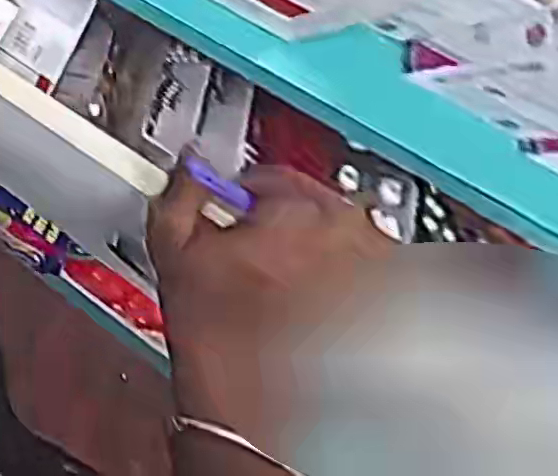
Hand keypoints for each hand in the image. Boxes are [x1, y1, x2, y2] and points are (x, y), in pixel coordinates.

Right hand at [148, 161, 394, 449]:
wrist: (245, 393)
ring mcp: (374, 283)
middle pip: (327, 201)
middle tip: (259, 219)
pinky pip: (374, 273)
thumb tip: (191, 164)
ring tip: (287, 250)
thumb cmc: (210, 322)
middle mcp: (348, 246)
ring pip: (357, 234)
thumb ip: (180, 192)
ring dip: (323, 233)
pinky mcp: (386, 315)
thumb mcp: (171, 243)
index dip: (248, 182)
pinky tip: (314, 283)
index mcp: (294, 219)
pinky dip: (350, 268)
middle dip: (292, 204)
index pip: (279, 176)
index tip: (233, 195)